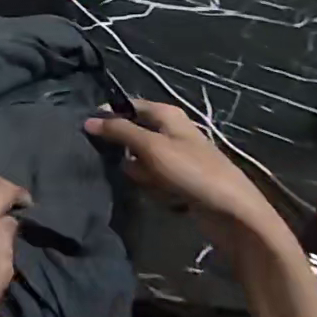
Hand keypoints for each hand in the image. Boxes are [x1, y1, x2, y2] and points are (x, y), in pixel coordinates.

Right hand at [85, 100, 294, 250]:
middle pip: (133, 131)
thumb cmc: (191, 171)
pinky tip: (149, 192)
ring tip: (129, 177)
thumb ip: (119, 131)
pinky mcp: (179, 178)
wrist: (232, 211)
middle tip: (99, 155)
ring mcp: (176, 155)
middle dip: (119, 145)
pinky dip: (148, 182)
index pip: (128, 106)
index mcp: (167, 114)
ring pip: (140, 157)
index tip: (84, 128)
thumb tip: (88, 120)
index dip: (107, 115)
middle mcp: (171, 130)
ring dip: (134, 168)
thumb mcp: (151, 147)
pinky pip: (152, 175)